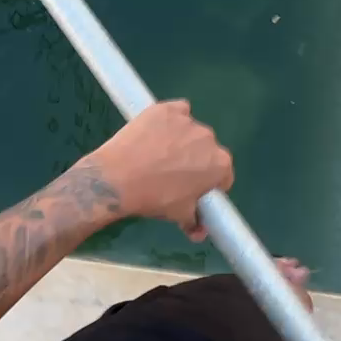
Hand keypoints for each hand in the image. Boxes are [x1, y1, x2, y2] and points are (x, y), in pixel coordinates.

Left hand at [83, 100, 231, 239]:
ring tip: (158, 154)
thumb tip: (199, 232)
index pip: (223, 175)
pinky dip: (171, 120)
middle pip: (207, 150)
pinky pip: (177, 111)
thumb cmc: (153, 198)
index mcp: (220, 164)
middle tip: (173, 174)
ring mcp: (187, 120)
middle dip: (196, 161)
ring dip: (181, 140)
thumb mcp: (178, 215)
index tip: (194, 189)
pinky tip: (157, 131)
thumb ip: (195, 222)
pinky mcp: (166, 108)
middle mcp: (209, 138)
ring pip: (190, 131)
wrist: (117, 178)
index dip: (209, 185)